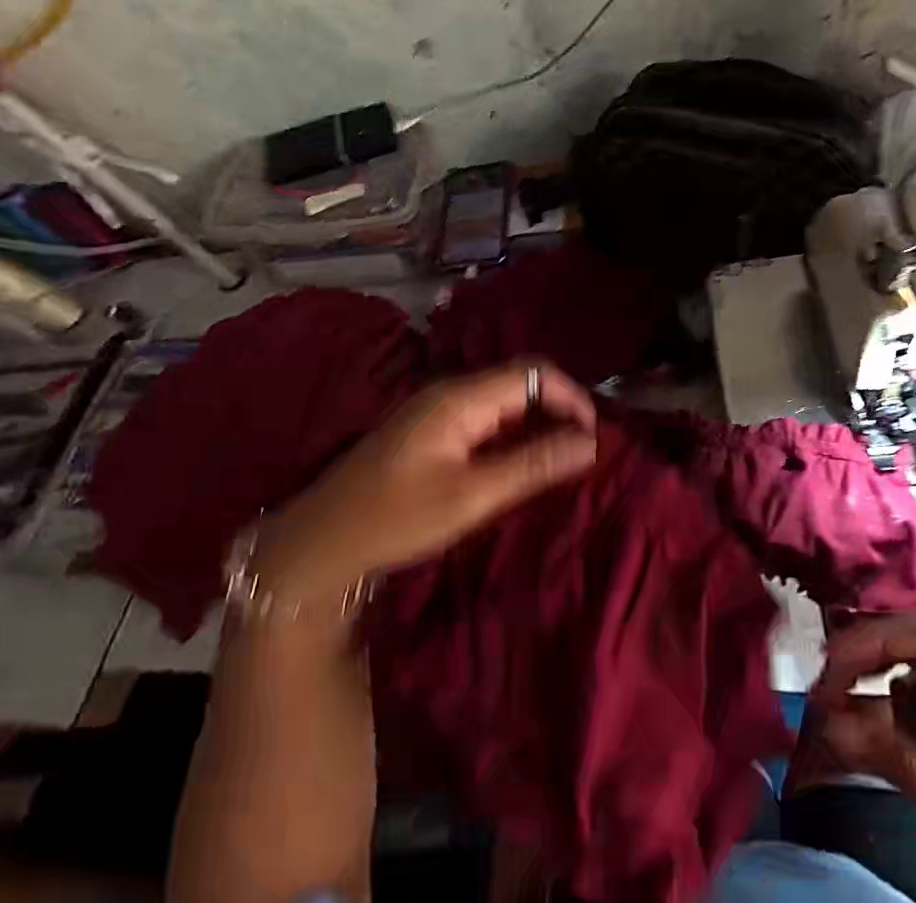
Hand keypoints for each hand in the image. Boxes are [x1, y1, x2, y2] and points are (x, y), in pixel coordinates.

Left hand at [249, 361, 597, 603]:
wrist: (320, 542)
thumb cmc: (396, 519)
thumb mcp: (472, 496)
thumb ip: (533, 464)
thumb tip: (591, 442)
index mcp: (459, 399)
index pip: (534, 373)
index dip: (572, 397)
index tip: (595, 436)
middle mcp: (450, 392)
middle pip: (521, 381)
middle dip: (560, 408)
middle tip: (585, 449)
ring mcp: (437, 409)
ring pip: (504, 399)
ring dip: (539, 422)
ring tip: (564, 457)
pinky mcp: (431, 429)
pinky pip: (486, 417)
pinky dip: (515, 433)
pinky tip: (524, 461)